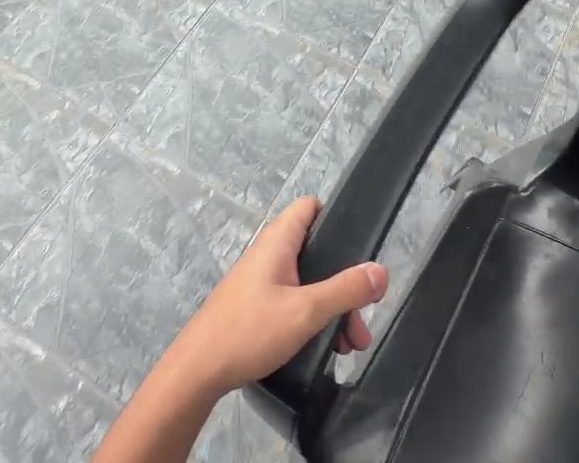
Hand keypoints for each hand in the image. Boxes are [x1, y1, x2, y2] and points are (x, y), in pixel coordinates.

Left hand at [163, 196, 388, 395]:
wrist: (198, 372)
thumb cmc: (250, 330)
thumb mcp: (305, 311)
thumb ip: (345, 290)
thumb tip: (380, 272)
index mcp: (277, 242)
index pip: (309, 208)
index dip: (335, 216)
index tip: (359, 243)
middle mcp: (269, 255)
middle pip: (317, 252)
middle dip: (344, 282)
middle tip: (362, 317)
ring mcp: (262, 282)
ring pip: (308, 283)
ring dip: (333, 308)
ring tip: (350, 345)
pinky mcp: (257, 308)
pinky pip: (295, 303)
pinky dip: (314, 320)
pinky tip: (327, 349)